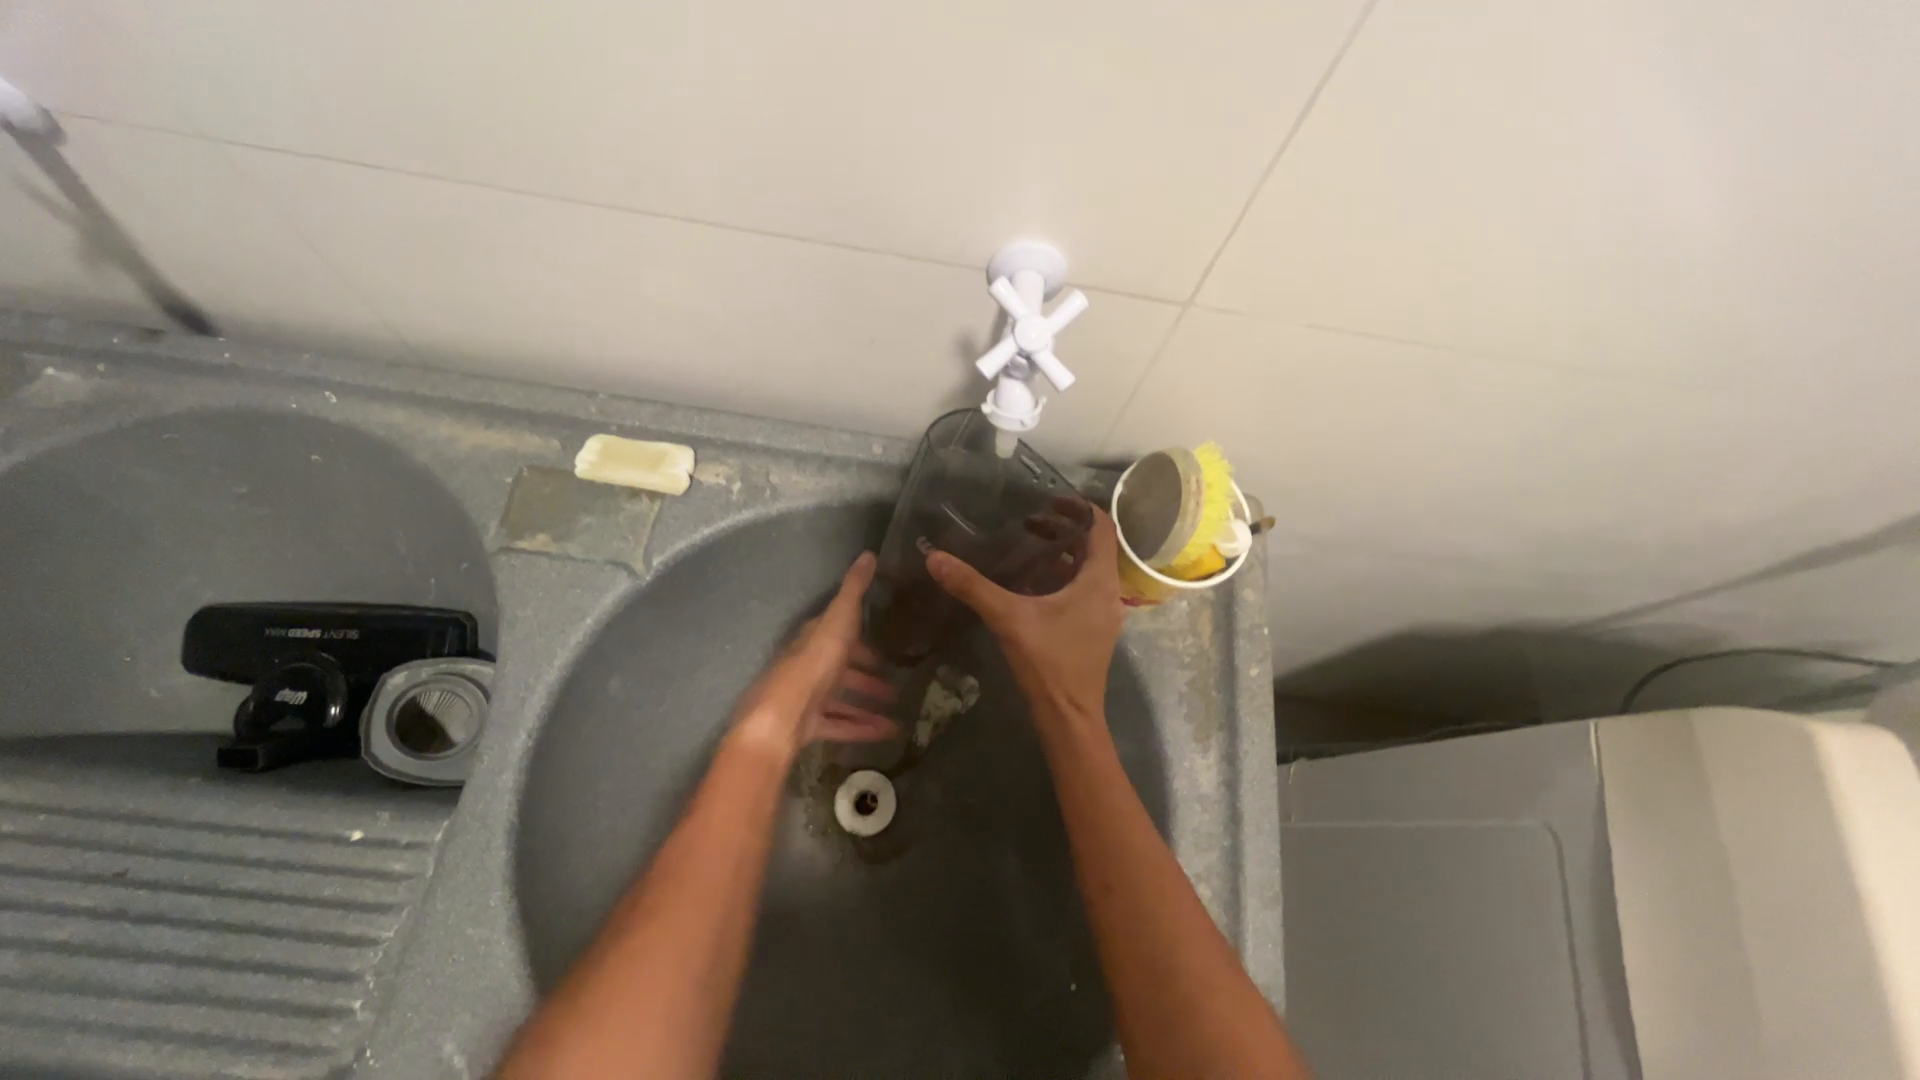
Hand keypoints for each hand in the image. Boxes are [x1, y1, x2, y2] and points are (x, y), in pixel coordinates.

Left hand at [731, 552, 897, 758]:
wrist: (782, 714)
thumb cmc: (813, 662)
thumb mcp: (839, 619)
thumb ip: (854, 590)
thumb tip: (869, 554)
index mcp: (815, 639)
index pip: (840, 634)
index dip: (862, 639)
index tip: (886, 646)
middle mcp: (810, 667)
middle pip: (843, 670)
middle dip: (867, 677)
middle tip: (896, 686)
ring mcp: (808, 699)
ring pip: (842, 700)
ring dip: (868, 706)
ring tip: (898, 715)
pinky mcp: (809, 725)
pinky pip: (841, 726)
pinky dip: (863, 728)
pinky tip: (887, 733)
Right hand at [926, 504, 1125, 722]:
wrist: (1069, 717)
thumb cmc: (1048, 663)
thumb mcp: (1008, 618)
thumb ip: (972, 586)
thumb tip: (935, 558)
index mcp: (1098, 581)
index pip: (1102, 528)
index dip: (1079, 508)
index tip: (1051, 499)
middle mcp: (1107, 593)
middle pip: (1093, 547)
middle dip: (1064, 530)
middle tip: (1030, 520)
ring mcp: (1102, 614)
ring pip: (1087, 571)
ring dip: (1061, 555)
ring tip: (1027, 547)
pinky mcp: (1092, 631)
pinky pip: (1081, 592)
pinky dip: (1060, 579)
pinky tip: (1029, 585)